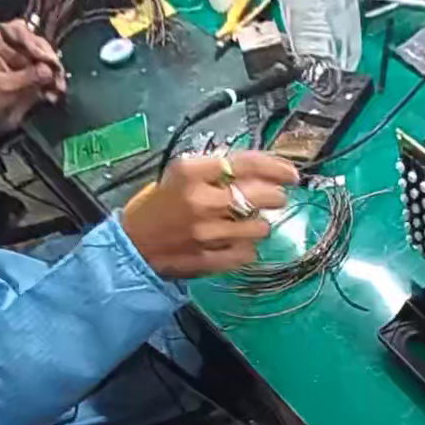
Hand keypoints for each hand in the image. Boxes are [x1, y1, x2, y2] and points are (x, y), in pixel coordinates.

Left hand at [0, 21, 67, 137]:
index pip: (22, 33)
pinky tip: (53, 96)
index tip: (49, 62)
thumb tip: (48, 71)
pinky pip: (51, 76)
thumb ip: (27, 77)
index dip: (37, 46)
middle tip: (58, 80)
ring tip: (57, 91)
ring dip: (55, 76)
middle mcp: (14, 47)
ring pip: (48, 60)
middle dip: (50, 62)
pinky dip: (55, 85)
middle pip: (39, 45)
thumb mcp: (6, 87)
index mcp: (0, 42)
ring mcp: (26, 61)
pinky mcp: (36, 76)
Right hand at [121, 151, 299, 278]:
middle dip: (275, 197)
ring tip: (250, 224)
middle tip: (278, 198)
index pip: (246, 164)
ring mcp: (207, 234)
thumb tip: (255, 171)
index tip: (291, 173)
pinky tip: (239, 244)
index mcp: (192, 172)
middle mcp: (202, 201)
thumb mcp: (180, 175)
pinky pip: (246, 254)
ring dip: (260, 225)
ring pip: (257, 228)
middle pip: (258, 196)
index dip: (275, 167)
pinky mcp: (210, 260)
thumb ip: (215, 171)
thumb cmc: (158, 206)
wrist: (134, 245)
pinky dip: (248, 248)